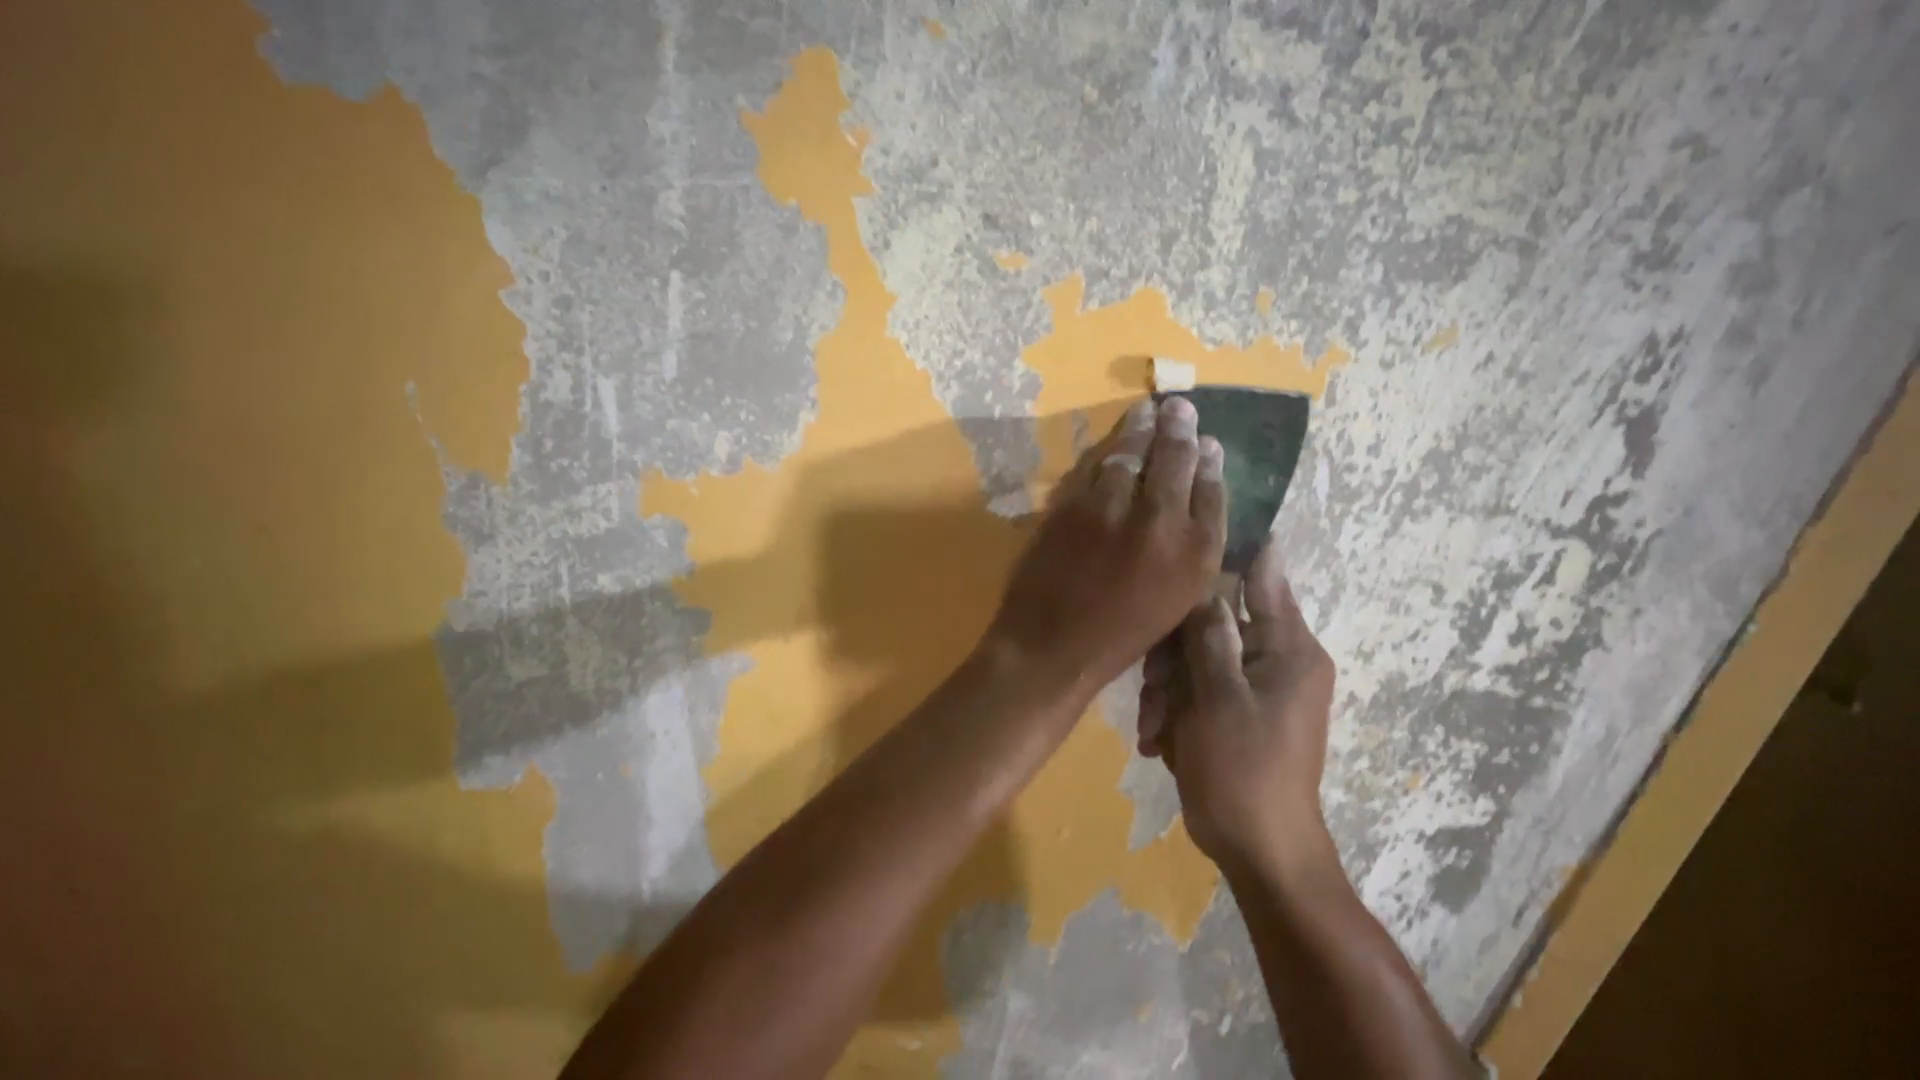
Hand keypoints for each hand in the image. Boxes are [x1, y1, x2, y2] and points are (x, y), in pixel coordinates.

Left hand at [988, 396, 1226, 691]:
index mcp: (1196, 555)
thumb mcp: (1176, 601)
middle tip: (1181, 407)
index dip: (1210, 463)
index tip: (1209, 442)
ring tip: (1149, 411)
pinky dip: (1106, 449)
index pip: (1211, 492)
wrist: (1053, 647)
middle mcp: (1161, 523)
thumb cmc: (1120, 637)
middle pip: (1176, 461)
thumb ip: (1189, 551)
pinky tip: (1113, 441)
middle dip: (1180, 430)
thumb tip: (1191, 505)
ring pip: (1132, 454)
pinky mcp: (1073, 504)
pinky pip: (1094, 466)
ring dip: (1141, 429)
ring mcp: (1112, 509)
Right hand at [1138, 541, 1336, 872]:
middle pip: (1215, 622)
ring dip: (1168, 691)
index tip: (1185, 540)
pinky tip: (1160, 744)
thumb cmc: (1243, 771)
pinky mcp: (1236, 715)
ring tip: (1155, 730)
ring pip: (1198, 659)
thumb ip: (1210, 635)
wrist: (1259, 852)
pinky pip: (1198, 692)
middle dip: (1175, 654)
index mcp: (1290, 649)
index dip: (1230, 550)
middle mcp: (1278, 660)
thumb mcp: (1219, 698)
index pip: (1265, 575)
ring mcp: (1255, 689)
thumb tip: (1211, 580)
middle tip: (1154, 688)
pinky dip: (1176, 714)